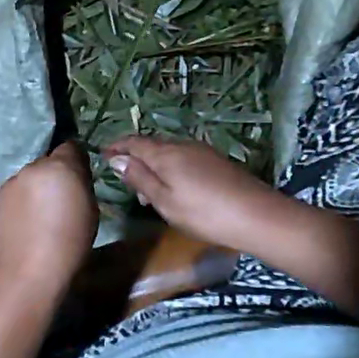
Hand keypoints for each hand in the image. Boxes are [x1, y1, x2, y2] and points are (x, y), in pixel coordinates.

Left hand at [0, 144, 98, 282]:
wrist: (30, 269)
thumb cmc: (71, 241)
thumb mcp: (90, 208)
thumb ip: (81, 184)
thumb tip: (75, 177)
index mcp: (61, 166)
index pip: (71, 146)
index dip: (77, 161)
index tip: (81, 177)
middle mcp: (33, 167)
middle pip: (49, 162)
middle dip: (56, 175)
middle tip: (63, 198)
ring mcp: (12, 182)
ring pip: (31, 177)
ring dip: (38, 187)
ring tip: (43, 213)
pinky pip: (17, 191)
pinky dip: (23, 200)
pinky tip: (27, 221)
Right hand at [104, 137, 299, 251]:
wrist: (256, 215)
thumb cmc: (204, 213)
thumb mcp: (165, 201)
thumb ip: (140, 179)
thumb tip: (117, 159)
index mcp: (166, 153)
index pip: (134, 142)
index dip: (117, 146)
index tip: (102, 154)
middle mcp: (184, 145)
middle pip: (152, 145)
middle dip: (135, 158)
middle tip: (124, 179)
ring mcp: (203, 152)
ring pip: (170, 153)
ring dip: (155, 166)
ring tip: (149, 192)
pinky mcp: (217, 162)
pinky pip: (185, 159)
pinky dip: (172, 170)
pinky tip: (176, 190)